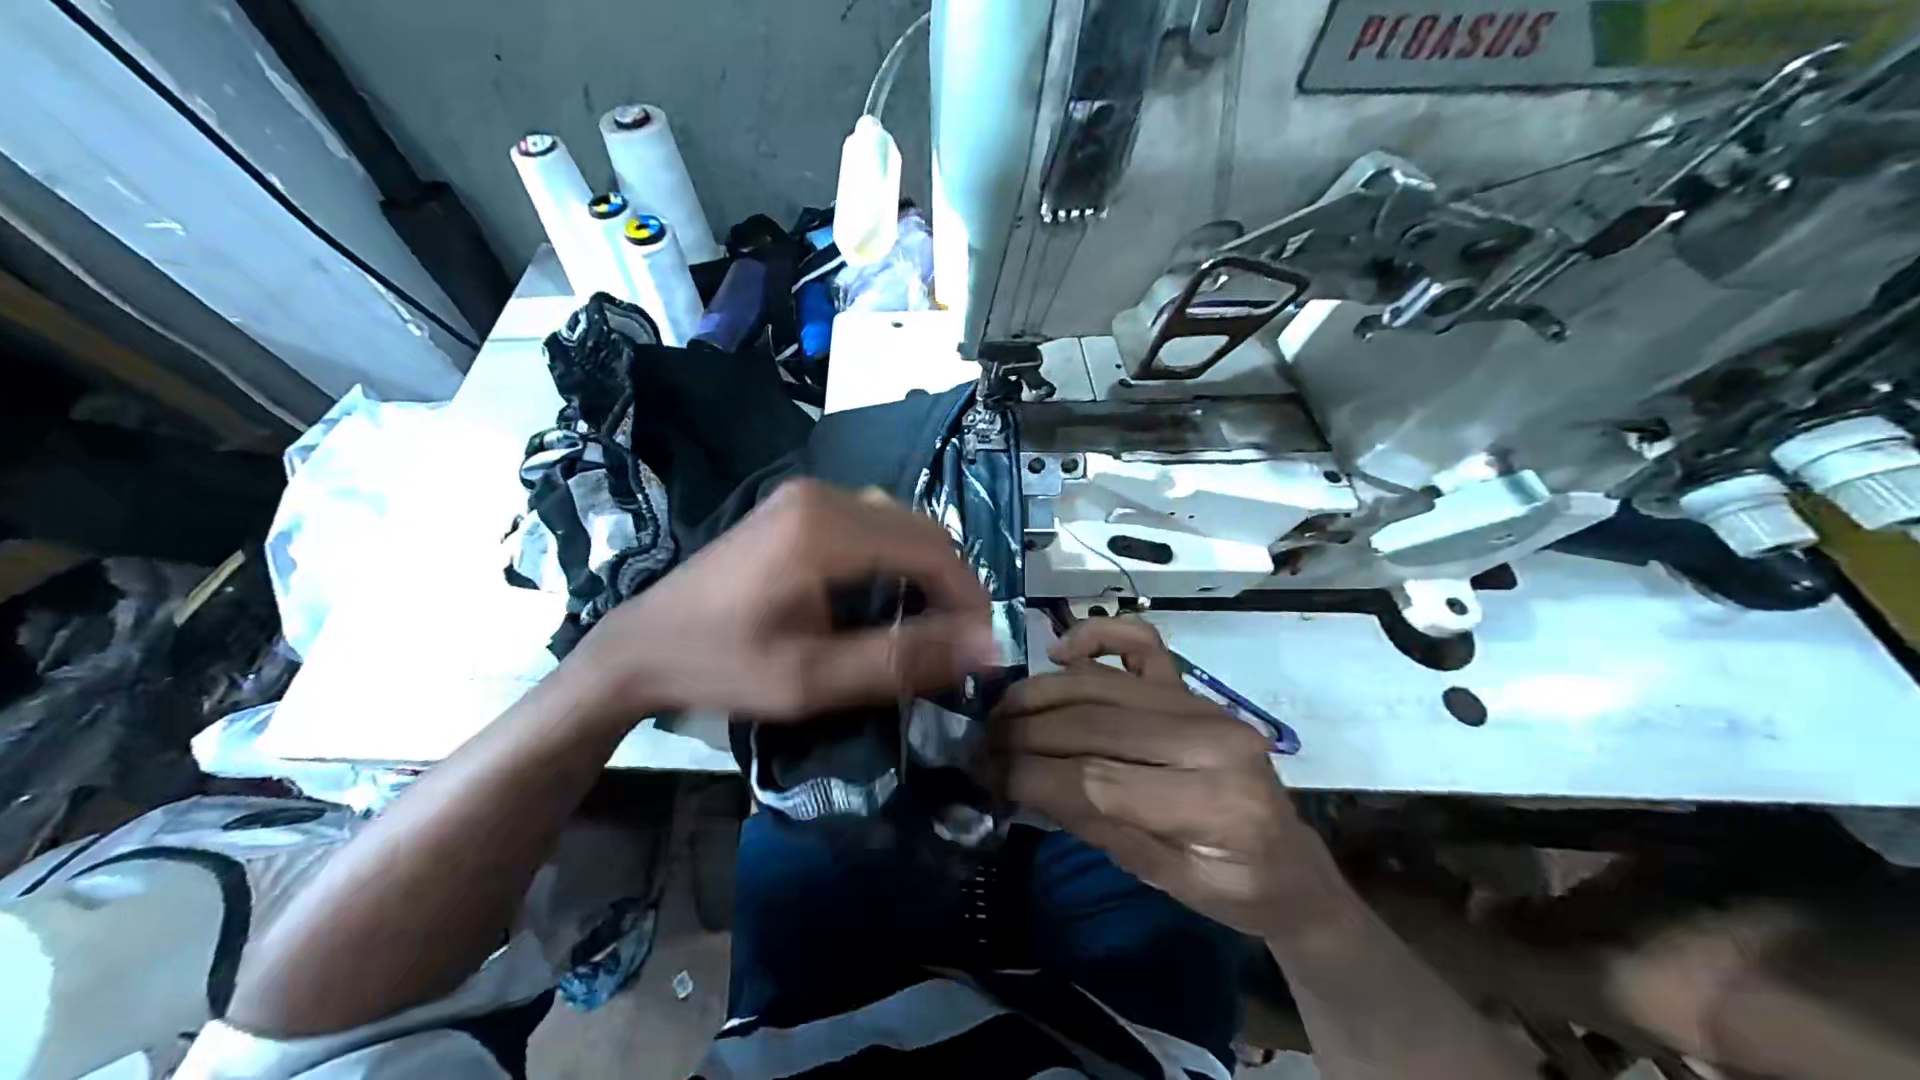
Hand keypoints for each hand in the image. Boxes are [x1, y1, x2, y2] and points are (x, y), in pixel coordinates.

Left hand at [562, 479, 995, 720]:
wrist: (639, 645)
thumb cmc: (722, 666)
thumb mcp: (814, 679)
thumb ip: (903, 660)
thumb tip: (986, 648)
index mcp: (825, 530)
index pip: (932, 549)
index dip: (968, 596)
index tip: (978, 644)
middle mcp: (822, 495)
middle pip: (921, 528)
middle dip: (950, 583)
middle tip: (955, 640)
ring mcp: (805, 494)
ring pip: (899, 521)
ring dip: (924, 568)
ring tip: (924, 621)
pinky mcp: (796, 505)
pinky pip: (871, 519)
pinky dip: (894, 554)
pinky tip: (882, 592)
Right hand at [999, 616, 1329, 936]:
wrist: (1289, 862)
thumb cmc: (1232, 886)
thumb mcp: (1162, 880)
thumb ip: (1093, 826)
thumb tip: (1018, 784)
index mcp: (1212, 802)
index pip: (1097, 780)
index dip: (1031, 777)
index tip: (987, 778)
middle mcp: (1208, 736)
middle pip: (1093, 724)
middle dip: (1025, 735)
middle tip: (981, 744)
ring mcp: (1201, 702)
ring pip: (1102, 683)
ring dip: (1041, 692)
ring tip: (1001, 711)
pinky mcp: (1193, 687)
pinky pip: (1141, 641)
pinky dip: (1098, 635)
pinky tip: (1061, 652)